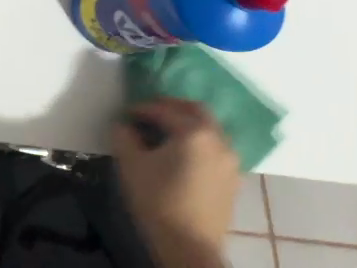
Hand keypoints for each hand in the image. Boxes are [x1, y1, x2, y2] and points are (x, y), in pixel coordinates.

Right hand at [112, 98, 240, 263]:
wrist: (190, 248)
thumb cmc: (159, 201)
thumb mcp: (130, 163)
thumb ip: (124, 135)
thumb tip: (126, 126)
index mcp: (194, 133)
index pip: (163, 110)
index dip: (141, 109)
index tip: (126, 114)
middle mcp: (218, 141)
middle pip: (196, 111)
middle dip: (171, 108)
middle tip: (149, 114)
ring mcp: (230, 162)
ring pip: (209, 130)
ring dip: (187, 125)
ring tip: (165, 135)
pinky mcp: (233, 180)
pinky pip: (215, 148)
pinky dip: (199, 142)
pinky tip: (181, 155)